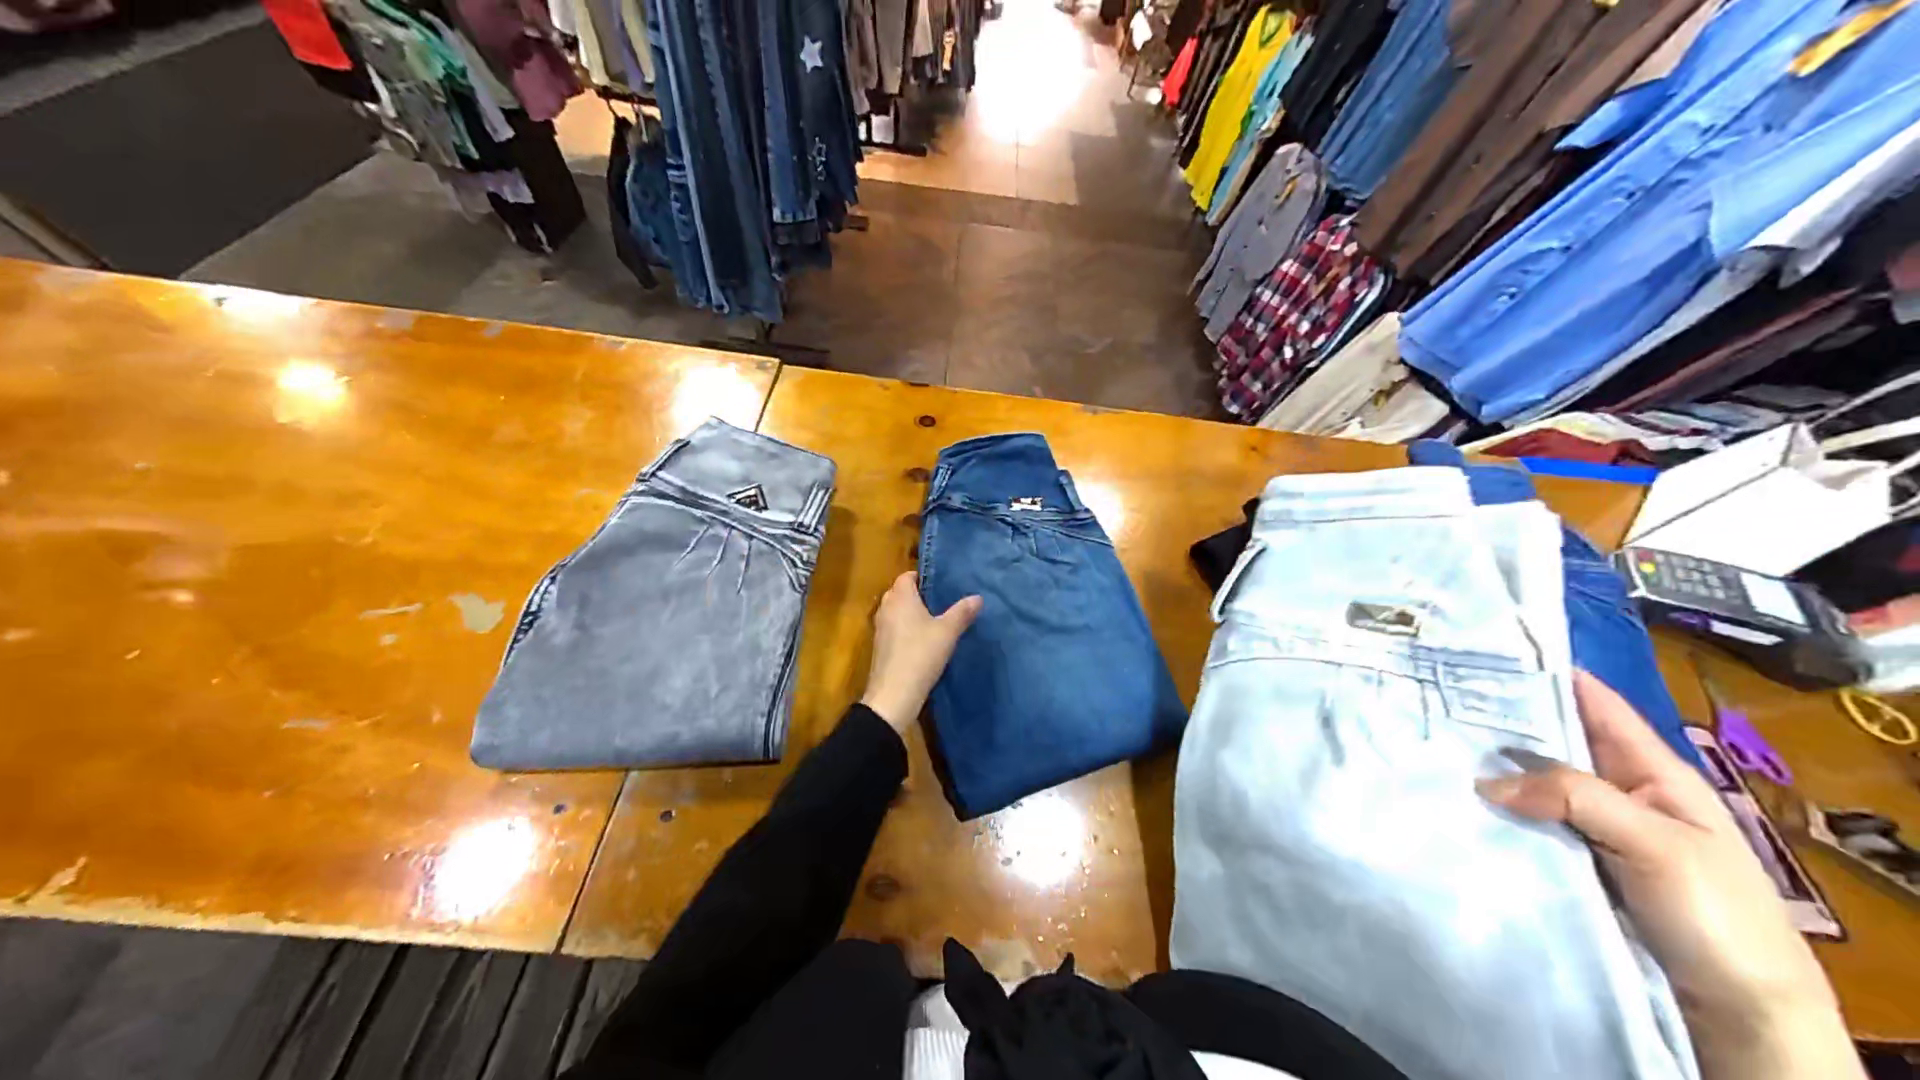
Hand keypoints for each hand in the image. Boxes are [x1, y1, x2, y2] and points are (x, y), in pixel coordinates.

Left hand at [859, 572, 981, 732]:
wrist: (894, 694)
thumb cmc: (921, 654)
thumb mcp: (947, 632)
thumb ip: (962, 612)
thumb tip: (978, 597)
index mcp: (900, 597)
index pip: (907, 576)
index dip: (923, 577)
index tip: (941, 585)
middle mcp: (886, 608)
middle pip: (900, 592)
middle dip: (918, 595)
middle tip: (941, 601)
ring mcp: (880, 628)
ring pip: (896, 612)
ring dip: (911, 614)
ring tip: (935, 620)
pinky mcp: (880, 647)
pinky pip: (894, 629)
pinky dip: (906, 629)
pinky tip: (923, 641)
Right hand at [1476, 671, 1862, 1079]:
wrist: (1737, 1015)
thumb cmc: (1716, 916)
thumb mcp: (1658, 845)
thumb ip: (1576, 797)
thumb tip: (1485, 779)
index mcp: (1655, 775)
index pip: (1597, 708)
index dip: (1553, 675)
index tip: (1491, 650)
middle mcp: (1618, 794)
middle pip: (1555, 744)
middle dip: (1504, 720)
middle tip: (1436, 697)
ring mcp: (1591, 831)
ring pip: (1533, 786)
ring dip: (1491, 770)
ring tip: (1430, 745)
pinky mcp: (1568, 865)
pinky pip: (1525, 826)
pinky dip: (1492, 812)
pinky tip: (1453, 802)